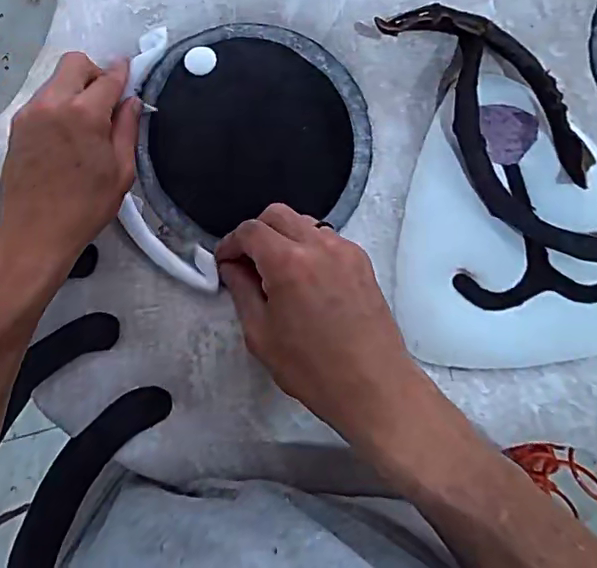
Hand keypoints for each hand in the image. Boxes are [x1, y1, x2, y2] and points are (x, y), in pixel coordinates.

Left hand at [0, 53, 140, 273]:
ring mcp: (29, 114)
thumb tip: (130, 102)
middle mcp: (52, 105)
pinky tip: (68, 132)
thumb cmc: (84, 207)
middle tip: (107, 99)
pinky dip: (59, 103)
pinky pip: (42, 99)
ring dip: (76, 88)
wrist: (33, 235)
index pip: (109, 77)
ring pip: (56, 79)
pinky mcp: (16, 127)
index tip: (130, 72)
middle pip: (75, 63)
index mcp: (83, 114)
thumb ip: (127, 128)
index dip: (123, 73)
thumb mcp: (121, 169)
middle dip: (96, 73)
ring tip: (87, 120)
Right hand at [216, 204, 431, 445]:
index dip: (231, 243)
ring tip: (277, 271)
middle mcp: (318, 245)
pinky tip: (306, 278)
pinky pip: (327, 238)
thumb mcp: (261, 334)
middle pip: (278, 214)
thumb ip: (242, 290)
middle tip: (247, 261)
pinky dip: (309, 246)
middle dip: (256, 231)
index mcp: (289, 262)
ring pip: (304, 222)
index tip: (225, 260)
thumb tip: (232, 266)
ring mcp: (344, 249)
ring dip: (284, 236)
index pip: (251, 230)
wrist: (371, 383)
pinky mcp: (361, 259)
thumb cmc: (313, 367)